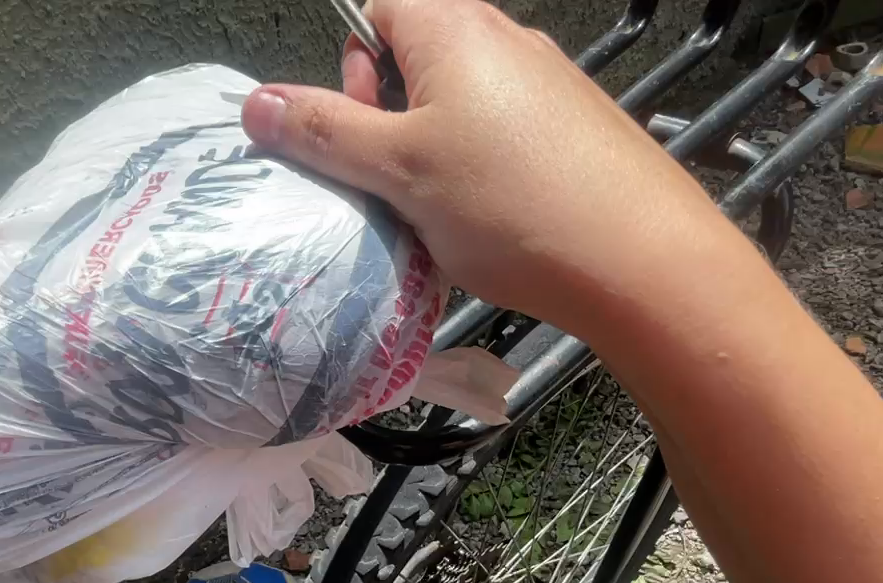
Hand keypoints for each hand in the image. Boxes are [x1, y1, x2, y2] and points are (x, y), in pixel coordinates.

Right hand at [241, 0, 755, 339]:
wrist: (629, 258)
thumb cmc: (505, 204)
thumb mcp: (398, 169)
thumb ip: (324, 133)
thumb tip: (253, 102)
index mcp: (453, 27)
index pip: (375, 13)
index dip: (351, 75)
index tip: (360, 138)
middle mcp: (500, 38)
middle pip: (409, 63)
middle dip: (384, 122)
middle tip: (394, 184)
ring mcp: (540, 83)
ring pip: (450, 109)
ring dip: (423, 157)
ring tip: (434, 213)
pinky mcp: (563, 129)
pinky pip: (491, 137)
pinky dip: (468, 172)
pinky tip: (481, 219)